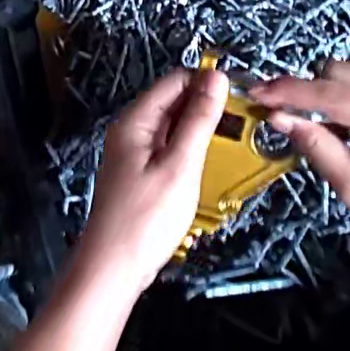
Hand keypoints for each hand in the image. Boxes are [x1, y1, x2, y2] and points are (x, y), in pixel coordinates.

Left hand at [74, 68, 228, 292]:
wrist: (111, 273)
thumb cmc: (145, 219)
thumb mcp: (180, 165)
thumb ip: (200, 119)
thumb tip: (217, 77)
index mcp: (136, 120)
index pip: (176, 80)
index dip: (206, 84)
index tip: (237, 99)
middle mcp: (132, 130)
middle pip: (174, 101)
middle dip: (205, 108)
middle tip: (239, 125)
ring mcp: (134, 153)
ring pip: (174, 126)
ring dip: (200, 131)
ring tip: (230, 145)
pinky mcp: (140, 173)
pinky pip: (169, 148)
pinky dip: (189, 151)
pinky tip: (207, 165)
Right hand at [249, 63, 349, 264]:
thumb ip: (316, 147)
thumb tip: (278, 118)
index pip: (327, 94)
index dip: (287, 93)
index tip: (256, 94)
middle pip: (332, 74)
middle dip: (304, 94)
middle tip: (282, 120)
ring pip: (341, 72)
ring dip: (320, 95)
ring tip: (317, 131)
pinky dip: (337, 96)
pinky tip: (339, 126)